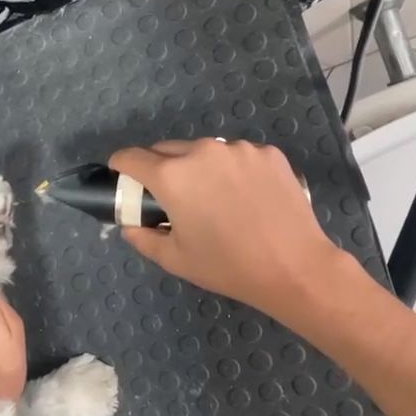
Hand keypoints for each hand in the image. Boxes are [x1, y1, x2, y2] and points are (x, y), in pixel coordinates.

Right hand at [109, 139, 348, 322]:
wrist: (295, 266)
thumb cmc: (227, 265)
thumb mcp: (175, 259)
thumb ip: (143, 237)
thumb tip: (131, 226)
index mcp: (172, 176)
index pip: (131, 157)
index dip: (120, 165)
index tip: (121, 176)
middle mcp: (202, 152)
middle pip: (166, 149)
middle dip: (158, 167)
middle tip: (167, 195)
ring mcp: (239, 149)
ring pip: (203, 151)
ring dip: (196, 167)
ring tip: (211, 197)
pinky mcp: (268, 153)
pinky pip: (237, 155)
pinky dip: (230, 170)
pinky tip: (243, 196)